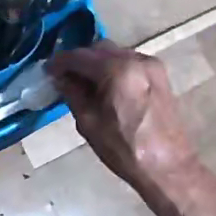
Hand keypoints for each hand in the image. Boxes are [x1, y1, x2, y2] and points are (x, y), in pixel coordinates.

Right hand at [48, 42, 201, 198]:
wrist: (168, 166)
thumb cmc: (124, 149)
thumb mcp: (89, 123)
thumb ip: (73, 93)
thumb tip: (62, 79)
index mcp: (117, 71)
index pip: (79, 56)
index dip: (60, 62)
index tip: (47, 71)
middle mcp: (136, 59)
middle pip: (99, 49)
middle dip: (79, 60)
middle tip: (64, 78)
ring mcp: (151, 65)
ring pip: (115, 54)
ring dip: (97, 64)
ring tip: (84, 84)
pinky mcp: (159, 75)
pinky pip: (129, 63)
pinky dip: (113, 69)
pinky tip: (105, 87)